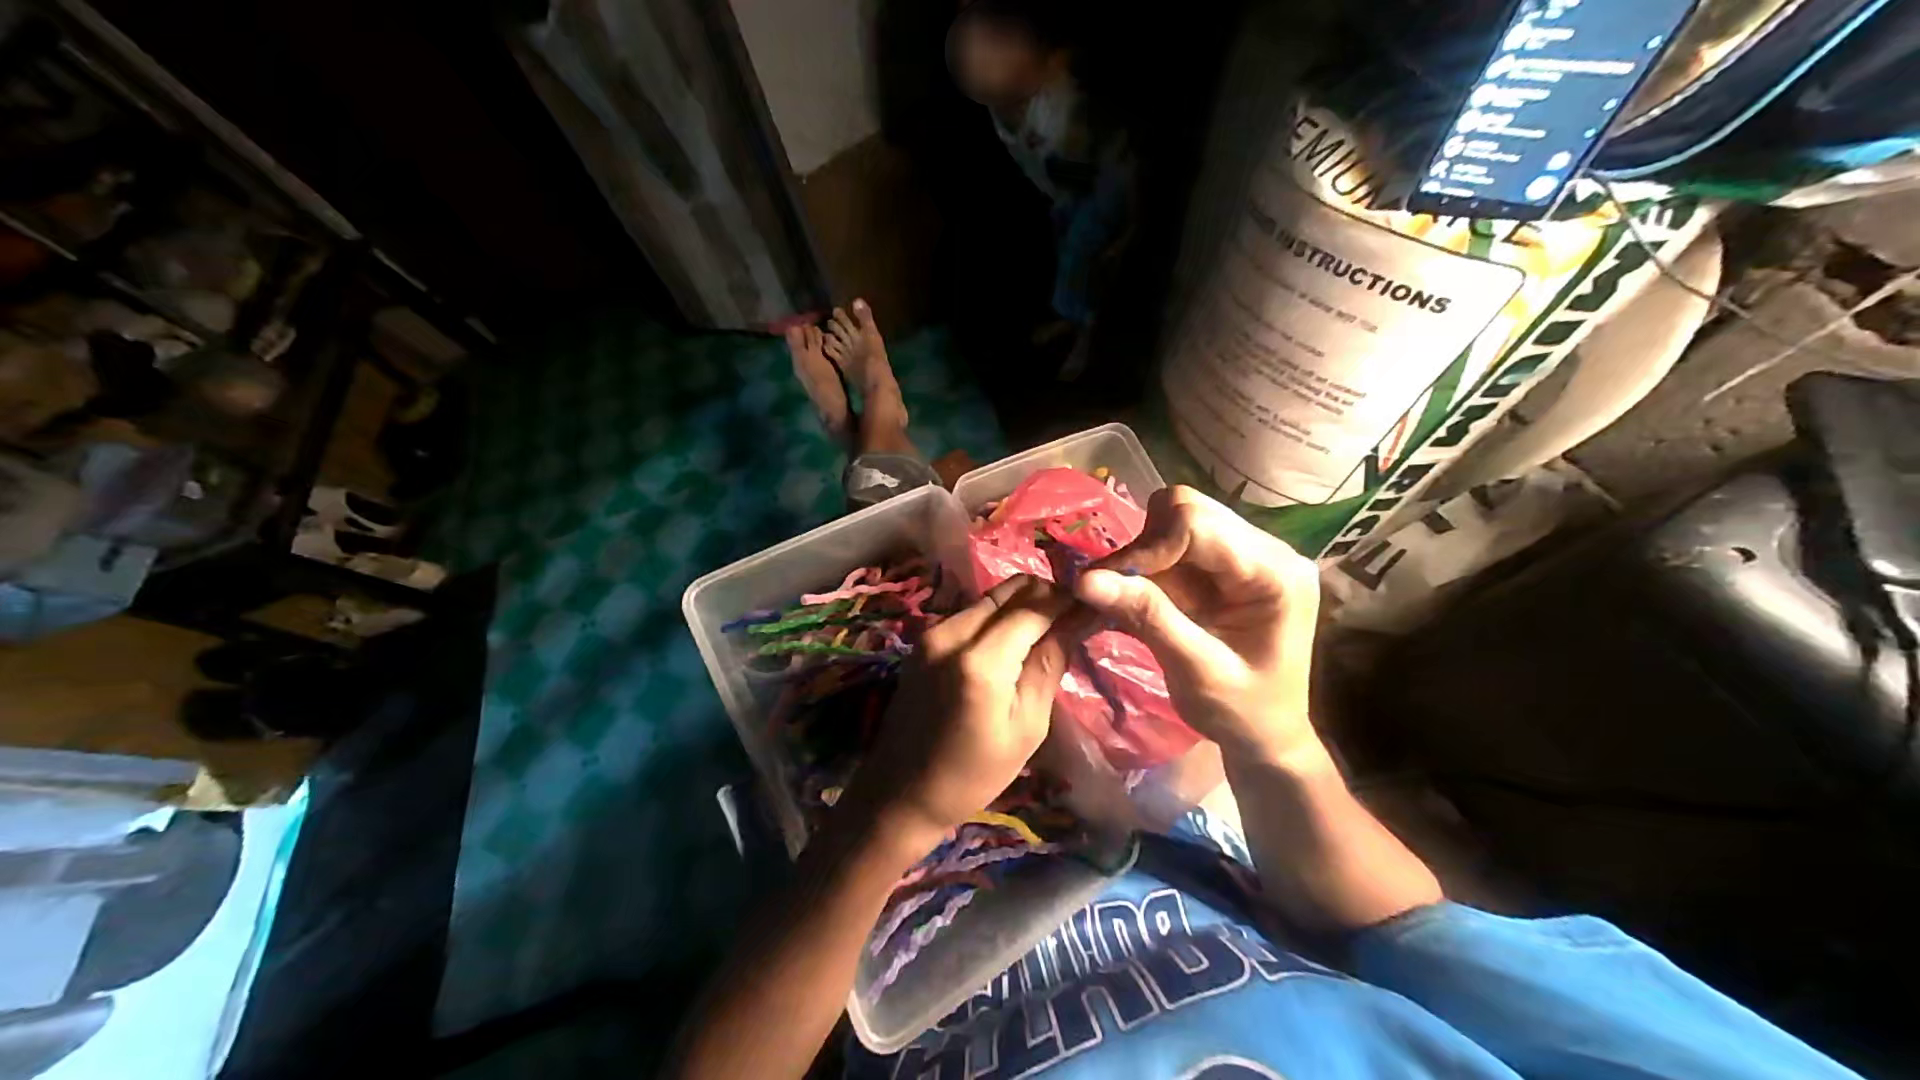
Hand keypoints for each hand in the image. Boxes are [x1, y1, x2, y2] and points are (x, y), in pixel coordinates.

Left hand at [842, 576, 1076, 846]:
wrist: (901, 791)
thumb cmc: (974, 774)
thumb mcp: (1026, 727)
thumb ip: (1050, 663)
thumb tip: (1082, 617)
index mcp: (980, 661)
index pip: (1035, 606)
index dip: (1068, 599)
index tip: (1094, 605)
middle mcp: (951, 632)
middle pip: (1011, 589)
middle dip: (1047, 596)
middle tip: (1072, 619)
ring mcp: (932, 632)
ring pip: (991, 597)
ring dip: (1023, 605)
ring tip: (1047, 633)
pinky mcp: (924, 638)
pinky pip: (972, 613)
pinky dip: (999, 618)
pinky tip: (1014, 644)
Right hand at [1072, 486, 1325, 767]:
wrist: (1265, 734)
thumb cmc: (1241, 712)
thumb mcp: (1195, 671)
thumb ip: (1147, 617)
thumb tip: (1085, 581)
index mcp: (1275, 572)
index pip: (1197, 525)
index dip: (1145, 549)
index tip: (1108, 587)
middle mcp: (1267, 548)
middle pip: (1186, 509)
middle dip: (1143, 546)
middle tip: (1118, 591)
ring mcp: (1246, 552)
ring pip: (1175, 517)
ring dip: (1143, 552)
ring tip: (1131, 595)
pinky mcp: (1225, 562)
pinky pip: (1174, 540)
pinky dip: (1148, 562)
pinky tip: (1141, 595)